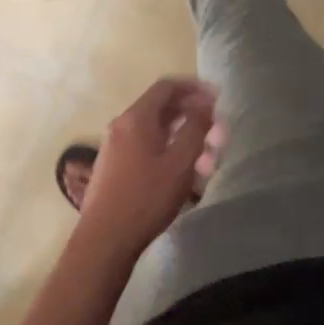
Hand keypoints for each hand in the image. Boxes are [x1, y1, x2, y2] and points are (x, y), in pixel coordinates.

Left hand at [79, 78, 221, 255]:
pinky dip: (168, 152)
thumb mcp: (180, 163)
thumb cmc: (146, 197)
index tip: (218, 98)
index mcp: (136, 118)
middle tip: (218, 135)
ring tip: (207, 163)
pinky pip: (146, 147)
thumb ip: (195, 128)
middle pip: (162, 109)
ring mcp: (115, 146)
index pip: (166, 87)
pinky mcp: (114, 165)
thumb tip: (204, 103)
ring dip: (184, 140)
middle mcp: (122, 125)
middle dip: (193, 118)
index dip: (194, 88)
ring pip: (156, 132)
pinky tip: (184, 176)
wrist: (105, 237)